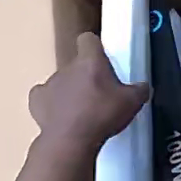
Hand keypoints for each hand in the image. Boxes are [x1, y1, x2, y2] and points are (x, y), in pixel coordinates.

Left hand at [29, 33, 149, 153]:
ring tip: (83, 111)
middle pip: (77, 64)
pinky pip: (44, 96)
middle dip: (87, 76)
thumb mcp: (133, 102)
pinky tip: (61, 115)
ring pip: (62, 81)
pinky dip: (51, 104)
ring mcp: (50, 83)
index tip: (102, 60)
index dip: (95, 48)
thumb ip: (140, 90)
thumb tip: (143, 87)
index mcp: (91, 61)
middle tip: (100, 95)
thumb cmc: (103, 115)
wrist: (72, 140)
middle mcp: (68, 67)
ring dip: (71, 91)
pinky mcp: (37, 101)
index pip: (88, 40)